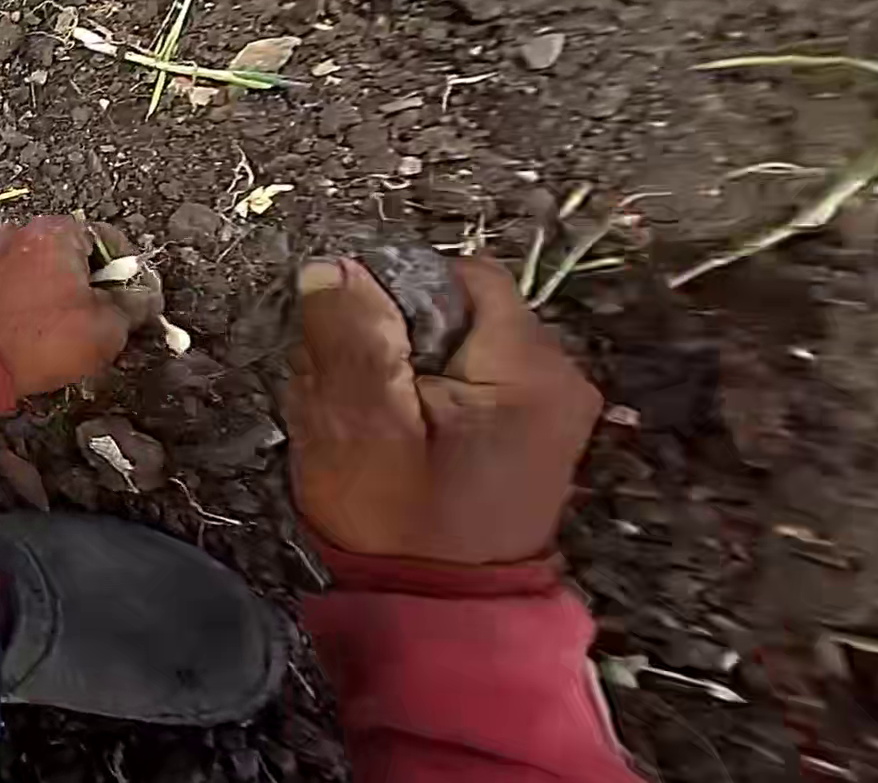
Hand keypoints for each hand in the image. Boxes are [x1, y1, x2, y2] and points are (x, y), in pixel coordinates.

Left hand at [0, 216, 130, 397]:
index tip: (131, 298)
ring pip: (47, 265)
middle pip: (76, 250)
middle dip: (93, 279)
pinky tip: (39, 323)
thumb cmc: (47, 341)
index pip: (110, 239)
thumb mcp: (109, 326)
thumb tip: (144, 296)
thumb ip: (135, 303)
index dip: (127, 271)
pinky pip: (21, 279)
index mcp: (57, 232)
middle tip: (102, 314)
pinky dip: (35, 294)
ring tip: (69, 322)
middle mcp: (24, 232)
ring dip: (63, 287)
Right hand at [284, 255, 601, 565]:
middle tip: (338, 383)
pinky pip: (438, 376)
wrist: (429, 610)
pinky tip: (370, 425)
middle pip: (441, 308)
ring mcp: (530, 405)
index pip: (451, 275)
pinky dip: (395, 388)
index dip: (386, 287)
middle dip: (376, 333)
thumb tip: (331, 266)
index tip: (342, 330)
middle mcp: (546, 377)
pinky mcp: (504, 427)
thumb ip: (349, 338)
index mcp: (527, 368)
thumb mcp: (360, 422)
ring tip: (350, 411)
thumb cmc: (395, 518)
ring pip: (432, 341)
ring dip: (378, 363)